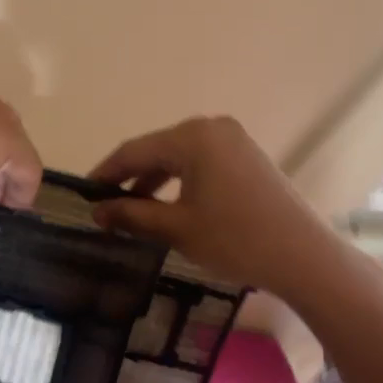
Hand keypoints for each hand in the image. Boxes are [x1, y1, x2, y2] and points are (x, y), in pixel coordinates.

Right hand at [89, 116, 349, 293]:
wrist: (301, 255)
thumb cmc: (234, 239)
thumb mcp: (176, 228)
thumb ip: (132, 214)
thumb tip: (97, 211)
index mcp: (192, 137)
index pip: (134, 151)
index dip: (105, 173)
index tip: (81, 194)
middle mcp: (212, 128)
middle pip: (156, 150)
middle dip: (128, 178)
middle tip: (103, 205)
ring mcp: (233, 141)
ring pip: (178, 157)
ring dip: (152, 182)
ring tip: (129, 210)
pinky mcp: (246, 158)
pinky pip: (200, 163)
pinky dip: (178, 182)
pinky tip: (166, 207)